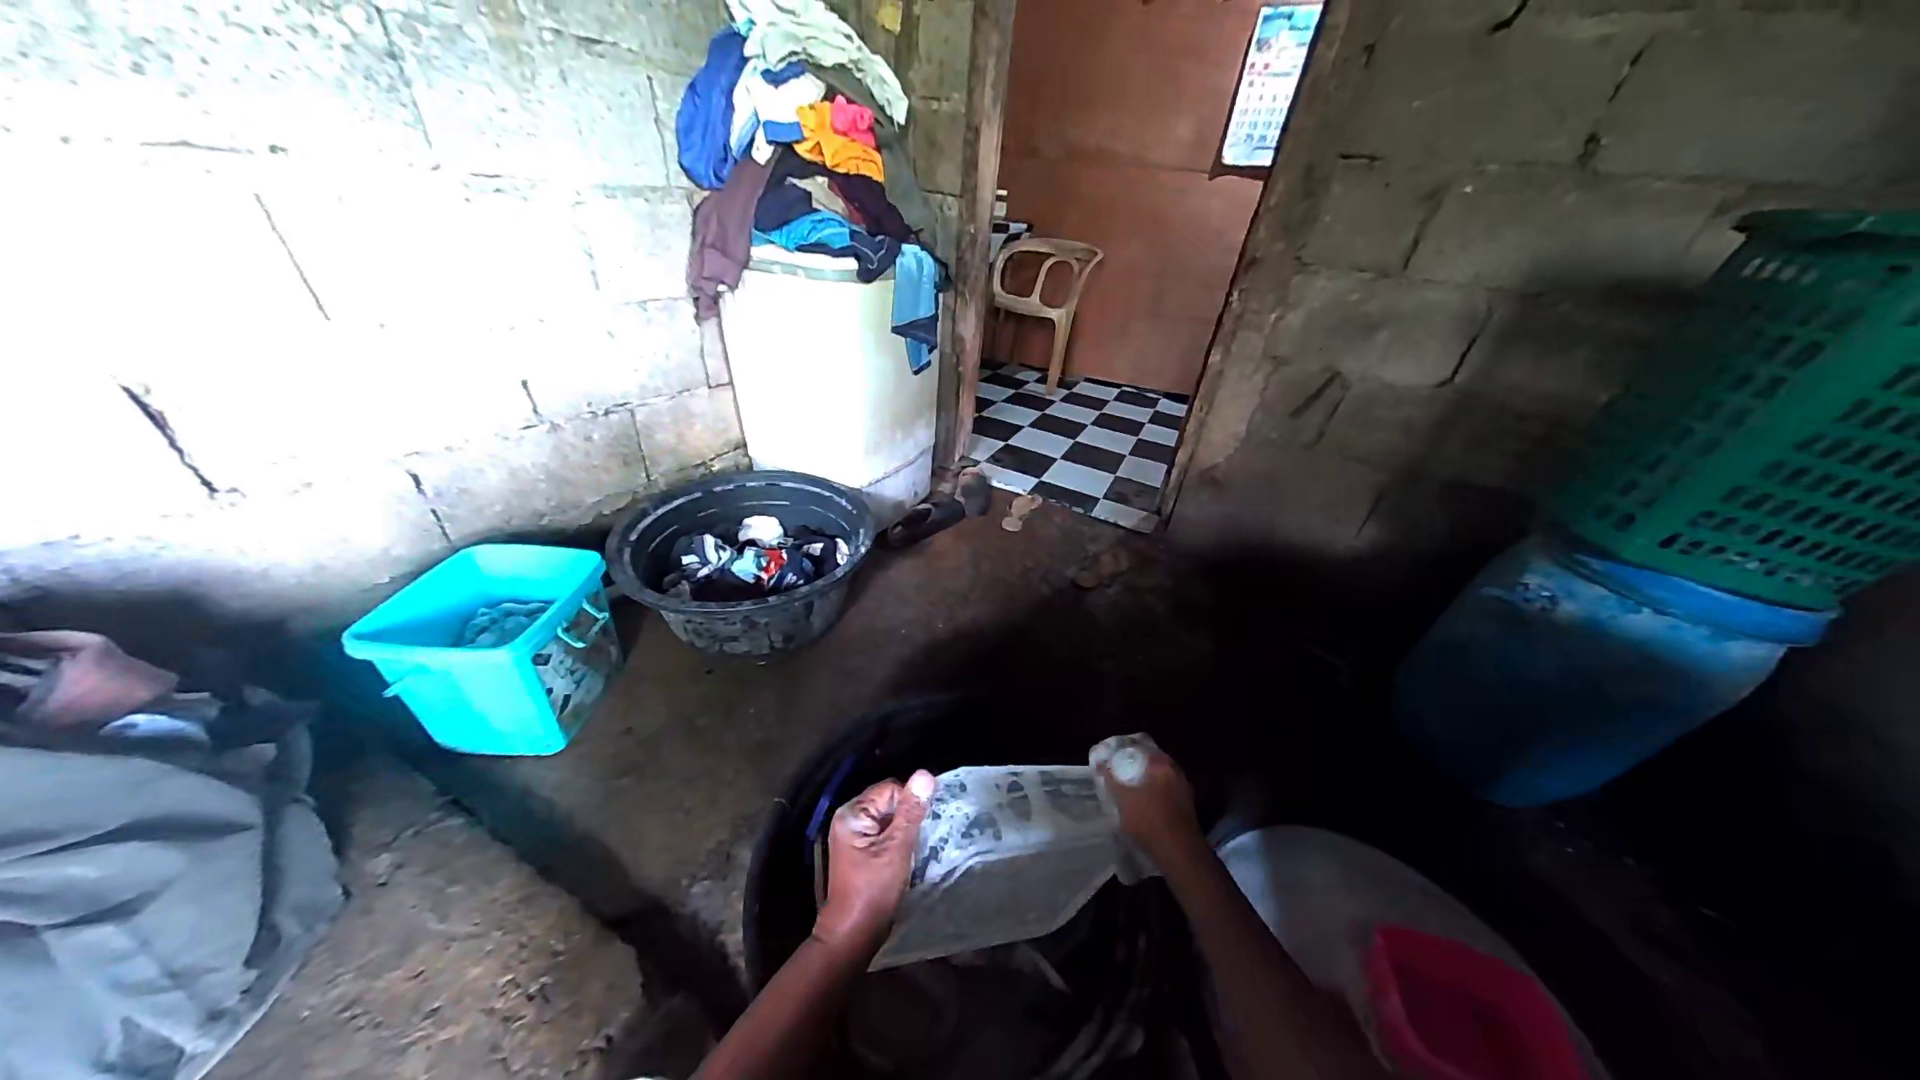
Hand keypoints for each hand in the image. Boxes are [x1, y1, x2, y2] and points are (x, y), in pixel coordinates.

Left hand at [814, 770, 934, 948]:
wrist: (853, 934)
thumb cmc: (874, 890)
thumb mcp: (897, 848)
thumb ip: (911, 811)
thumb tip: (925, 774)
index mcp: (853, 812)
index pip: (890, 788)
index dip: (910, 801)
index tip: (923, 823)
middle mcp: (849, 817)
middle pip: (888, 800)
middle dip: (908, 813)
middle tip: (922, 835)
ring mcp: (853, 834)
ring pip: (888, 817)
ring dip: (905, 827)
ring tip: (916, 844)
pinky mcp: (860, 849)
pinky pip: (884, 832)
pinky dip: (898, 839)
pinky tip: (907, 853)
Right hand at [1097, 746, 1203, 868]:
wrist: (1179, 853)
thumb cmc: (1149, 821)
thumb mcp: (1123, 800)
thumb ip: (1112, 778)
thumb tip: (1101, 763)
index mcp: (1161, 764)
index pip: (1140, 745)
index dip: (1124, 749)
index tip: (1111, 756)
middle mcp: (1176, 771)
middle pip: (1151, 760)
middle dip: (1134, 764)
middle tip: (1117, 771)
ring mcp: (1183, 788)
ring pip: (1159, 775)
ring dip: (1145, 778)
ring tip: (1128, 787)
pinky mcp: (1186, 804)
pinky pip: (1166, 789)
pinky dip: (1154, 791)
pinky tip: (1143, 802)